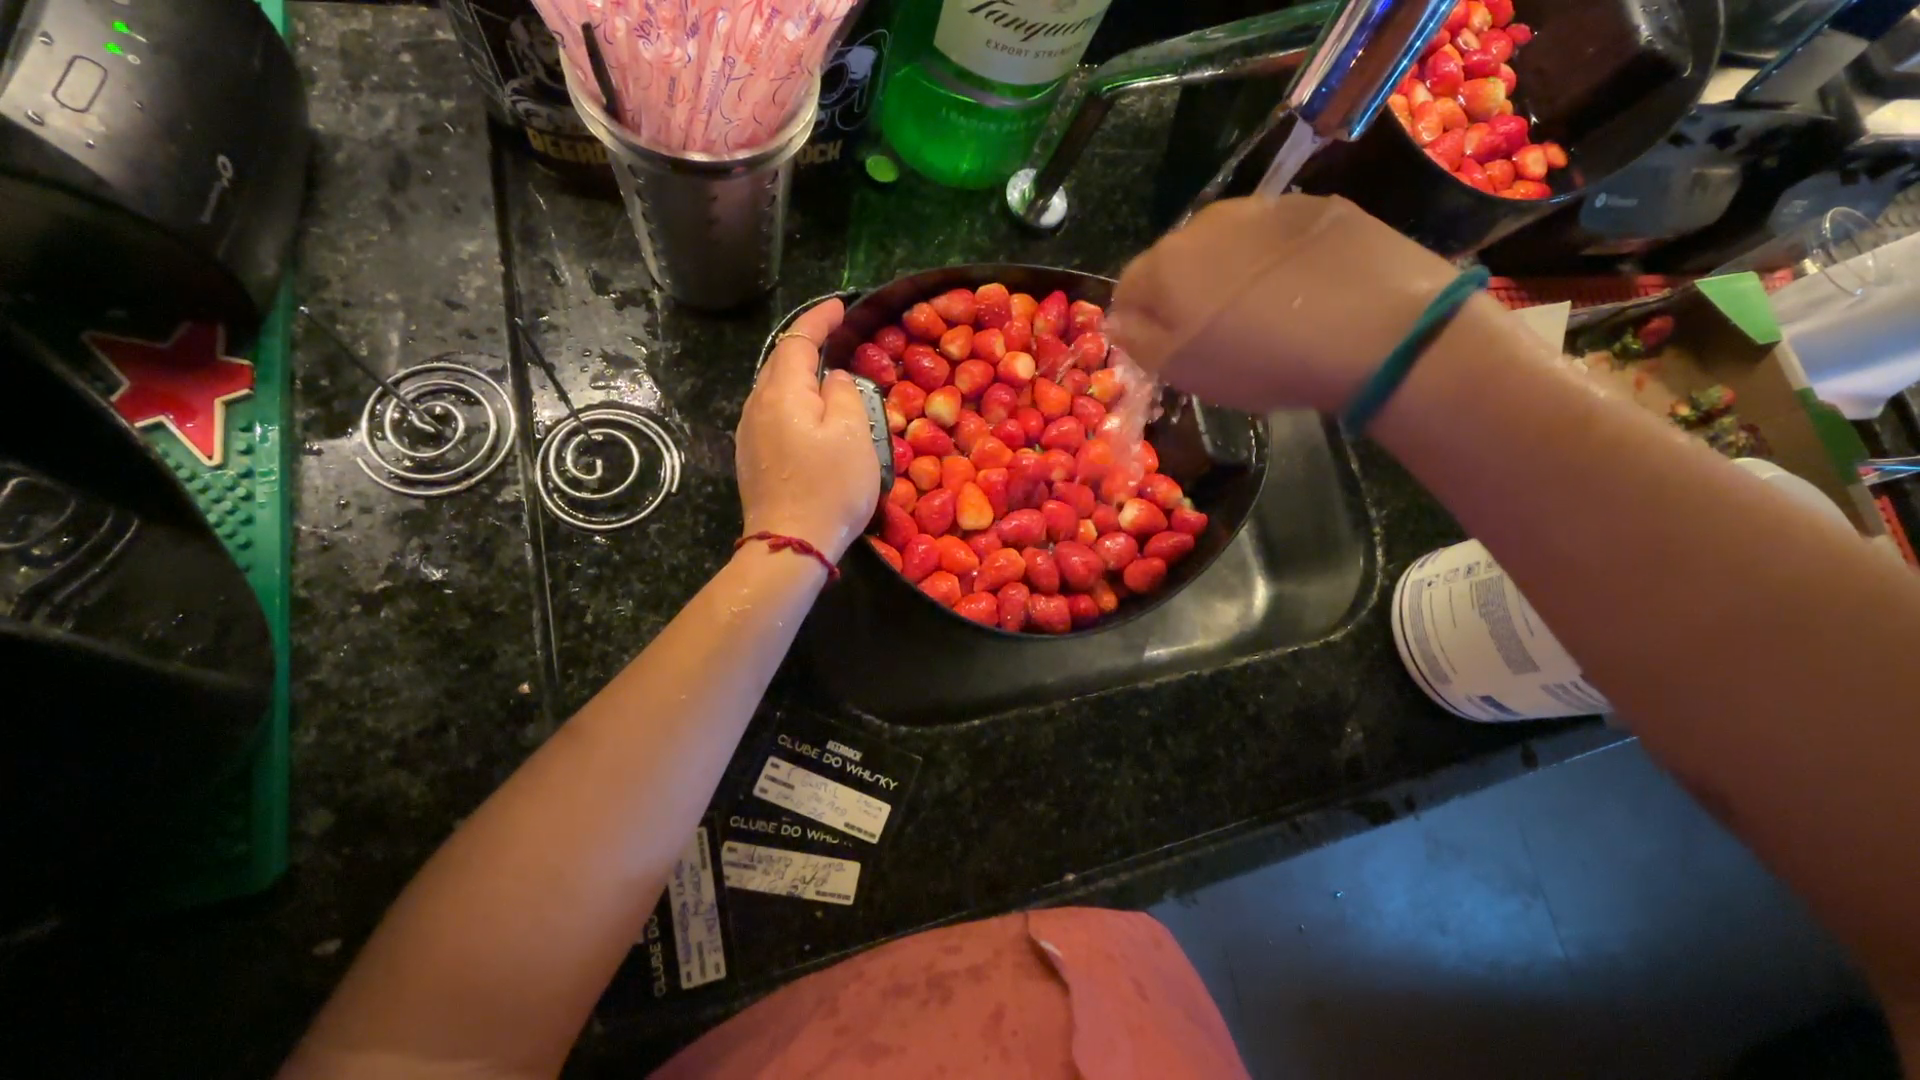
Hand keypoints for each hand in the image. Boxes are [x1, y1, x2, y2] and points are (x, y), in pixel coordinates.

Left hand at [736, 299, 878, 561]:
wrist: (791, 544)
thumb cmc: (830, 488)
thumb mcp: (853, 435)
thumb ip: (843, 395)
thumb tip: (832, 379)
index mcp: (781, 393)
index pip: (797, 341)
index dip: (818, 320)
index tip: (841, 306)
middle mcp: (757, 406)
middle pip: (779, 362)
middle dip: (805, 344)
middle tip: (835, 336)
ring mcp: (750, 434)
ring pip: (774, 390)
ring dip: (799, 376)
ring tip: (827, 375)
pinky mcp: (752, 459)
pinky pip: (773, 414)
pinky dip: (793, 402)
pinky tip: (810, 415)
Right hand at [1109, 195, 1465, 413]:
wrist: (1378, 329)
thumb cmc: (1262, 359)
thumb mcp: (1183, 370)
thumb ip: (1138, 342)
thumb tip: (1120, 320)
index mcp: (1165, 264)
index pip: (1128, 288)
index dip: (1140, 322)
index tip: (1166, 351)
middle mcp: (1206, 222)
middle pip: (1179, 261)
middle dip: (1187, 293)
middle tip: (1220, 336)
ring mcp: (1266, 208)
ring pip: (1229, 245)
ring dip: (1233, 274)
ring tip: (1267, 314)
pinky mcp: (1319, 206)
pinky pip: (1279, 238)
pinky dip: (1280, 262)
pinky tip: (1307, 294)